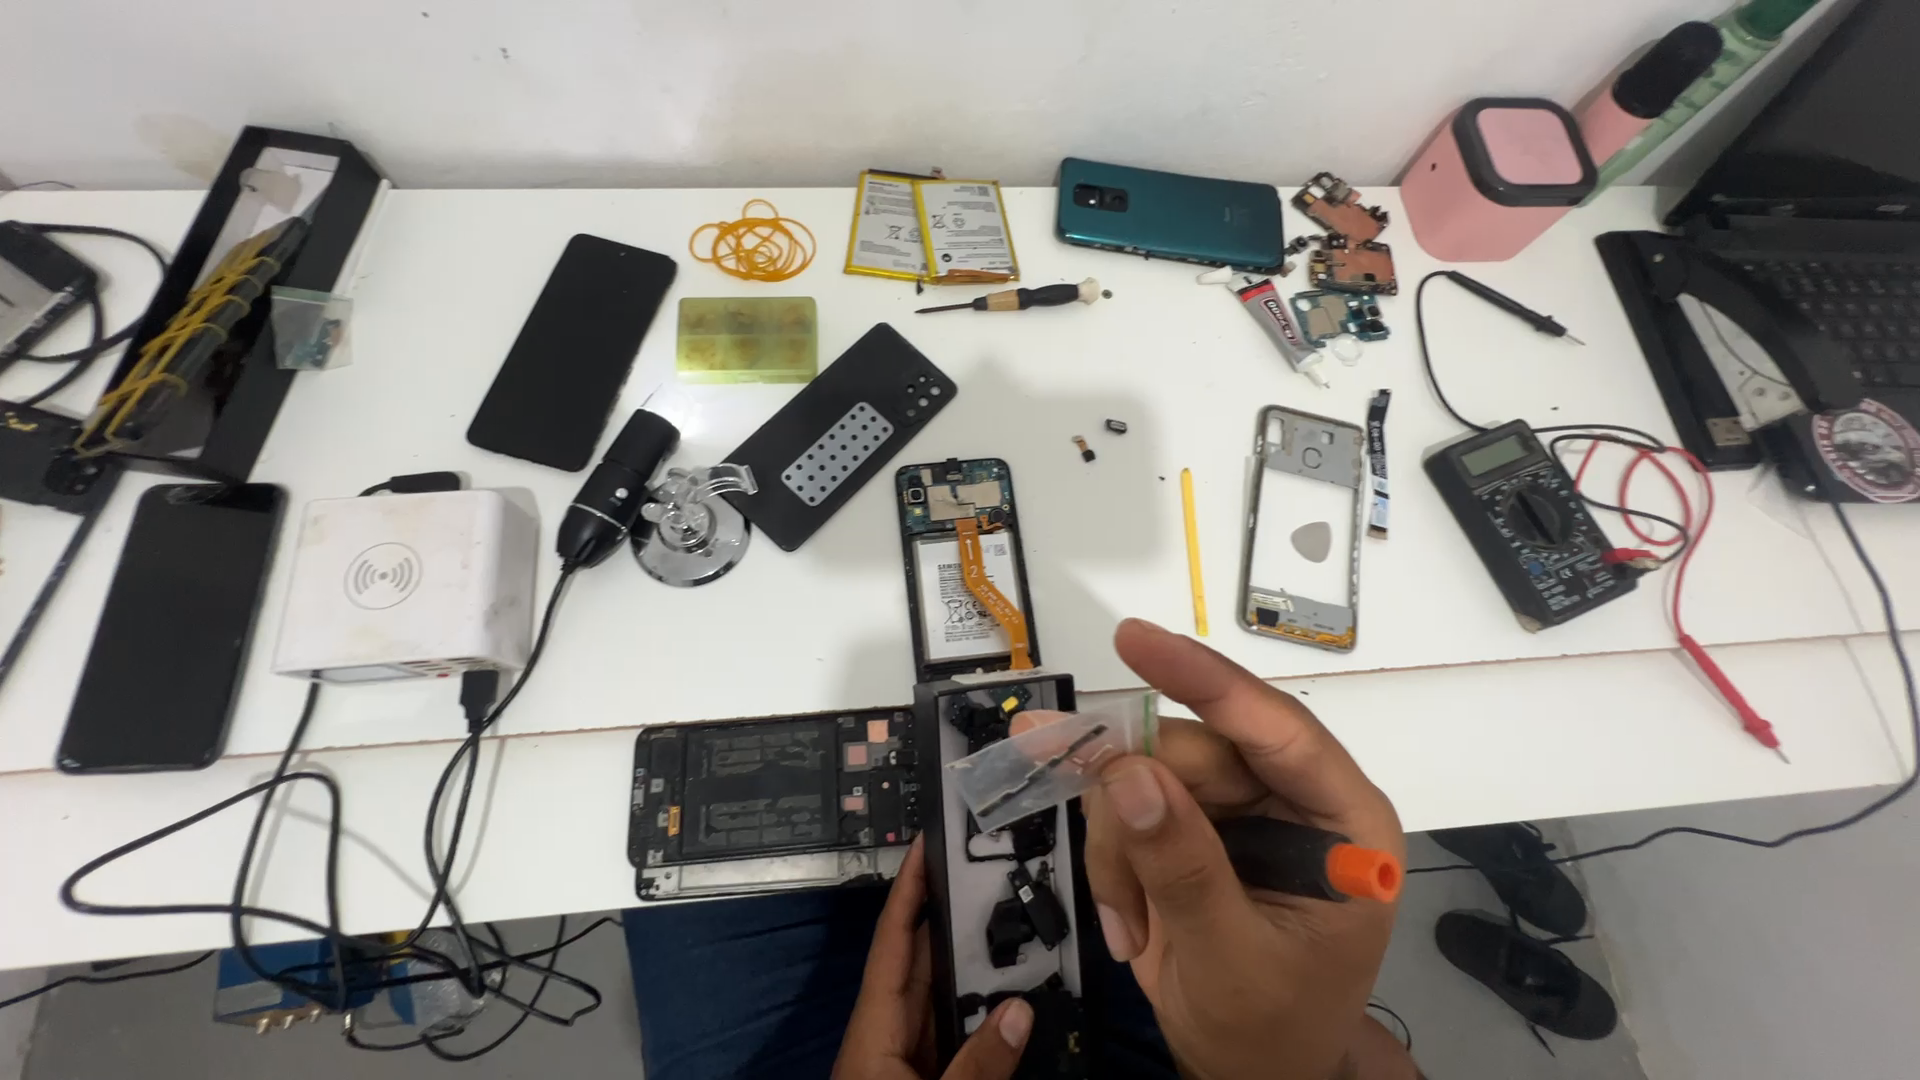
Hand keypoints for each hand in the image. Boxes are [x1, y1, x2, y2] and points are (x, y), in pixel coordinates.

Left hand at [833, 837, 1034, 1079]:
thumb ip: (977, 1064)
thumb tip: (1022, 1009)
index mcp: (873, 1026)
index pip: (891, 938)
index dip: (907, 886)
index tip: (925, 841)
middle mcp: (886, 1030)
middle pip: (921, 960)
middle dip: (955, 918)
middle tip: (992, 875)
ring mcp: (903, 1054)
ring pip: (940, 996)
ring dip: (974, 967)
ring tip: (1015, 926)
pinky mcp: (921, 1073)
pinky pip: (950, 1029)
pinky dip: (977, 1008)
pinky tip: (1011, 997)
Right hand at [1080, 619, 1405, 1079]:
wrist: (1249, 1070)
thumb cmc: (1271, 1030)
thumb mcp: (1231, 961)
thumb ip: (1184, 867)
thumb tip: (1127, 774)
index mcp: (1341, 823)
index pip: (1278, 729)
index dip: (1205, 679)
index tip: (1133, 639)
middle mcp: (1288, 795)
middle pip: (1190, 749)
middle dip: (1133, 800)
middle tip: (1098, 852)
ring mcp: (1236, 804)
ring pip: (1143, 770)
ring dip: (1117, 844)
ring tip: (1126, 920)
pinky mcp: (1191, 816)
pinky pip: (1124, 801)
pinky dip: (1109, 853)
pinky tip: (1124, 913)